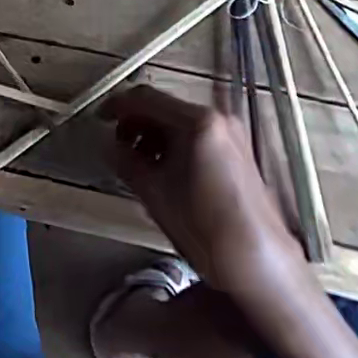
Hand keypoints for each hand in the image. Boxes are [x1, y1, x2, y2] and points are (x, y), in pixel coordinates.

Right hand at [101, 85, 303, 294]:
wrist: (257, 259)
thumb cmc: (205, 229)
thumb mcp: (156, 194)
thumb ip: (127, 163)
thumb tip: (108, 146)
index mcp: (198, 121)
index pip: (148, 98)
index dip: (118, 105)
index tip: (100, 118)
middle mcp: (218, 116)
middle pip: (167, 107)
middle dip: (137, 123)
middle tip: (116, 146)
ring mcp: (231, 131)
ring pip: (182, 121)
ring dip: (154, 135)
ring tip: (136, 163)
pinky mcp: (236, 148)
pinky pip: (198, 134)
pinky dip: (175, 144)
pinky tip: (162, 169)